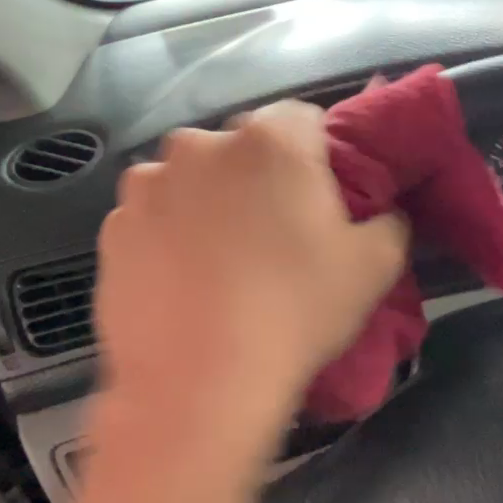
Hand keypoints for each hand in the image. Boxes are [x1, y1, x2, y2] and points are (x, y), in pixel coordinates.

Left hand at [95, 100, 408, 438]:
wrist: (200, 383)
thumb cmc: (299, 310)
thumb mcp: (378, 266)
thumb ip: (391, 222)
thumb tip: (384, 214)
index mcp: (272, 141)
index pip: (305, 118)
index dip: (322, 156)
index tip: (328, 200)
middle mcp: (201, 146)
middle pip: (245, 147)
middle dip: (264, 178)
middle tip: (283, 236)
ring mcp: (146, 186)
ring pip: (195, 181)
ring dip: (214, 204)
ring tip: (230, 264)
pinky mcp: (111, 229)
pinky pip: (157, 218)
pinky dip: (174, 237)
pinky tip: (191, 284)